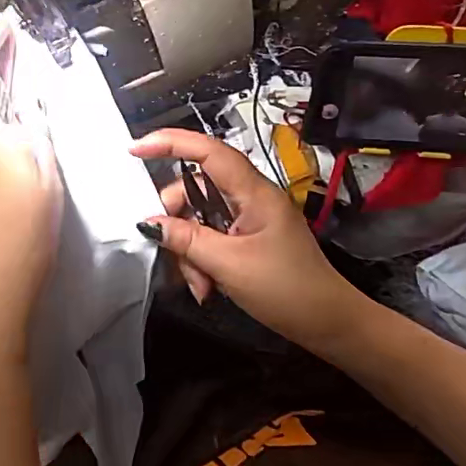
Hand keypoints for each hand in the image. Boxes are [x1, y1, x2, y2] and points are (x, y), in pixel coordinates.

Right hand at [132, 129, 369, 351]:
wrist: (328, 322)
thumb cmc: (289, 290)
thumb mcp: (229, 265)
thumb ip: (187, 240)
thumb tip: (150, 222)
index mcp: (254, 192)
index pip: (208, 152)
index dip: (170, 143)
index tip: (136, 148)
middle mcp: (249, 198)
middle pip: (194, 192)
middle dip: (178, 227)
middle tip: (180, 262)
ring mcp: (247, 218)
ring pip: (197, 220)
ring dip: (189, 252)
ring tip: (201, 285)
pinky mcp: (246, 238)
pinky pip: (209, 238)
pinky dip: (200, 261)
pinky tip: (207, 286)